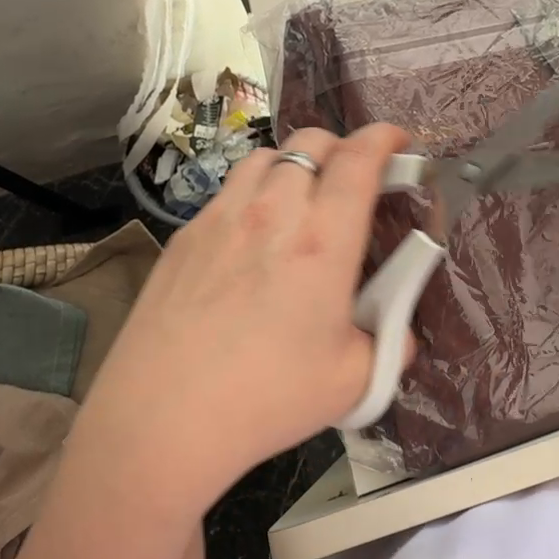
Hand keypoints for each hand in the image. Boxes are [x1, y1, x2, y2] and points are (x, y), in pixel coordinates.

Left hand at [90, 124, 411, 491]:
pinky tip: (252, 239)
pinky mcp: (185, 236)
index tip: (398, 139)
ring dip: (295, 165)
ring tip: (301, 200)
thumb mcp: (353, 380)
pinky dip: (254, 194)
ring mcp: (222, 218)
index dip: (385, 137)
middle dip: (342, 147)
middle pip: (312, 142)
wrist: (160, 421)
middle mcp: (274, 212)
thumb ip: (388, 343)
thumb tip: (396, 331)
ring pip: (266, 158)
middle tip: (354, 179)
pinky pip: (229, 191)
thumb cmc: (266, 399)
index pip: (360, 159)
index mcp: (324, 240)